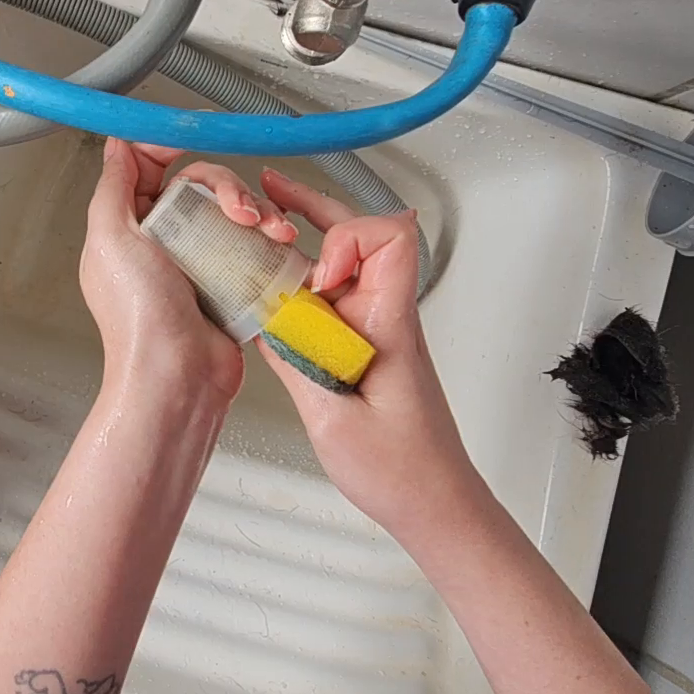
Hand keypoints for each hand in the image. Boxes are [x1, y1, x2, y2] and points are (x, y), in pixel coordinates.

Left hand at [80, 140, 294, 406]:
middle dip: (226, 187)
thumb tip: (116, 144)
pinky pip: (251, 243)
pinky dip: (268, 236)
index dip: (172, 146)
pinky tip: (281, 240)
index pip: (150, 169)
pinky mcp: (228, 280)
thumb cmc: (138, 317)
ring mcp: (196, 261)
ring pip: (230, 212)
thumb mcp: (111, 240)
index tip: (198, 132)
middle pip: (199, 187)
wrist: (177, 377)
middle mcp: (161, 241)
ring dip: (255, 210)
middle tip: (239, 210)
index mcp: (127, 227)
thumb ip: (113, 187)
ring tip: (270, 229)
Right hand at [257, 168, 478, 529]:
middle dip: (314, 207)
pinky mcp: (360, 344)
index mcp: (389, 324)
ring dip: (303, 240)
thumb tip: (262, 317)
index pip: (390, 240)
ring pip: (341, 263)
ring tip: (258, 225)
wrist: (435, 504)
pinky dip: (297, 281)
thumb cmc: (401, 471)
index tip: (318, 276)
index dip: (346, 240)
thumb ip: (294, 360)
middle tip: (270, 189)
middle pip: (361, 236)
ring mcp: (372, 328)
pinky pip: (329, 298)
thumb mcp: (332, 418)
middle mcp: (383, 315)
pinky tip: (265, 284)